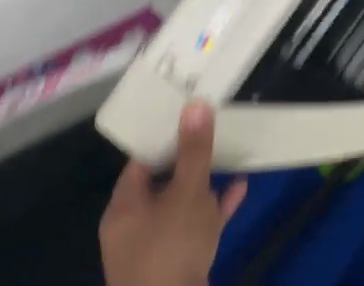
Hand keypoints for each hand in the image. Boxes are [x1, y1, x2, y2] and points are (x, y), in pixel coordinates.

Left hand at [99, 103, 247, 285]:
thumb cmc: (171, 247)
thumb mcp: (187, 192)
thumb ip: (194, 151)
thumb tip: (195, 105)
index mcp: (124, 207)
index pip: (140, 161)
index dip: (165, 137)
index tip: (192, 115)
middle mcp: (134, 224)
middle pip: (161, 182)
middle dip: (189, 159)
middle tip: (216, 133)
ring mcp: (154, 244)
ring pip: (180, 203)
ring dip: (205, 183)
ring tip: (232, 158)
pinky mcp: (175, 259)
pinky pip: (196, 224)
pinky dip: (214, 207)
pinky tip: (239, 190)